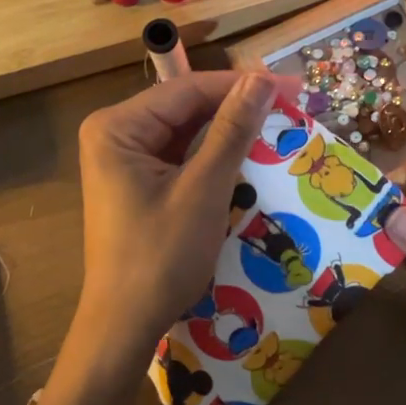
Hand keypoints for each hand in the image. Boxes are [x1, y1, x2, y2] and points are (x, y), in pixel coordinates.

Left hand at [38, 73, 280, 404]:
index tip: (291, 86)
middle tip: (291, 106)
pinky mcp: (135, 186)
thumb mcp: (203, 190)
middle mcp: (114, 135)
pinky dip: (212, 160)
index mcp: (117, 127)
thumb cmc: (160, 257)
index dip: (241, 85)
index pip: (187, 90)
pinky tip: (248, 159)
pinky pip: (179, 160)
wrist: (123, 326)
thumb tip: (261, 78)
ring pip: (185, 134)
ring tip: (279, 128)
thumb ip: (232, 130)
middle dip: (236, 109)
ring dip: (228, 134)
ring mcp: (123, 162)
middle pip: (185, 109)